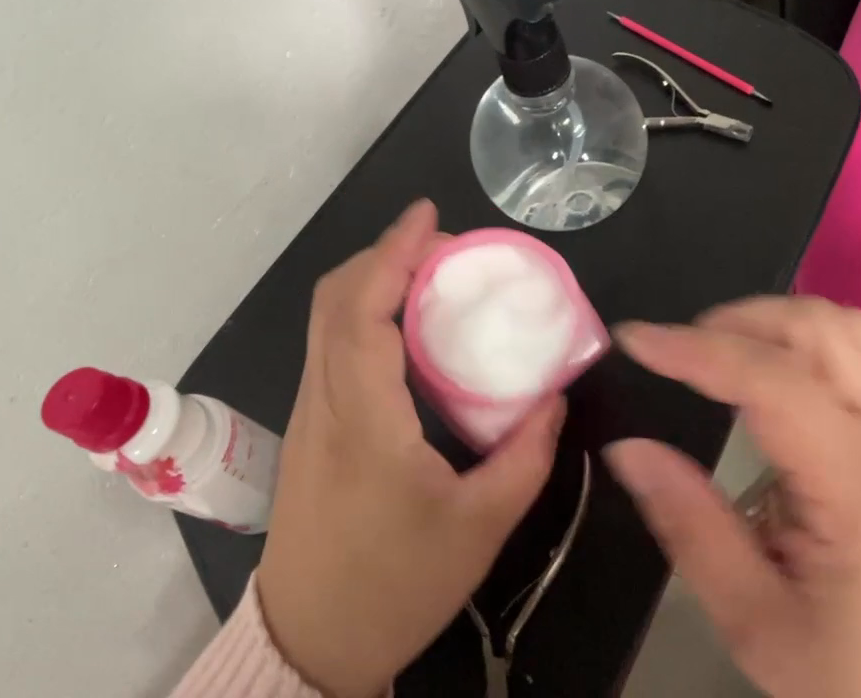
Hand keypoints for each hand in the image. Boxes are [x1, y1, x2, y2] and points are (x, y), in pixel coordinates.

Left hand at [255, 200, 564, 697]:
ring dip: (372, 281)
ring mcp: (307, 417)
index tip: (429, 216)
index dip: (393, 254)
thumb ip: (526, 455)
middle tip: (446, 250)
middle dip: (385, 256)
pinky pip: (329, 347)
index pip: (363, 313)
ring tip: (431, 278)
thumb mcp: (482, 526)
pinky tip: (407, 331)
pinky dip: (363, 313)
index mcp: (364, 423)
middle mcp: (324, 405)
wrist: (309, 645)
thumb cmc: (397, 586)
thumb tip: (553, 398)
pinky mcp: (307, 431)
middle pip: (333, 301)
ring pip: (325, 321)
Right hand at [605, 298, 860, 697]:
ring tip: (717, 352)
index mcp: (859, 494)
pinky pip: (859, 351)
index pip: (775, 384)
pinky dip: (803, 338)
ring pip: (845, 327)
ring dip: (773, 320)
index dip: (698, 351)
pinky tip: (767, 371)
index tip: (635, 340)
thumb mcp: (753, 620)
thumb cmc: (847, 673)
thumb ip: (690, 525)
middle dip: (738, 320)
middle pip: (821, 329)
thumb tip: (626, 448)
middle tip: (678, 351)